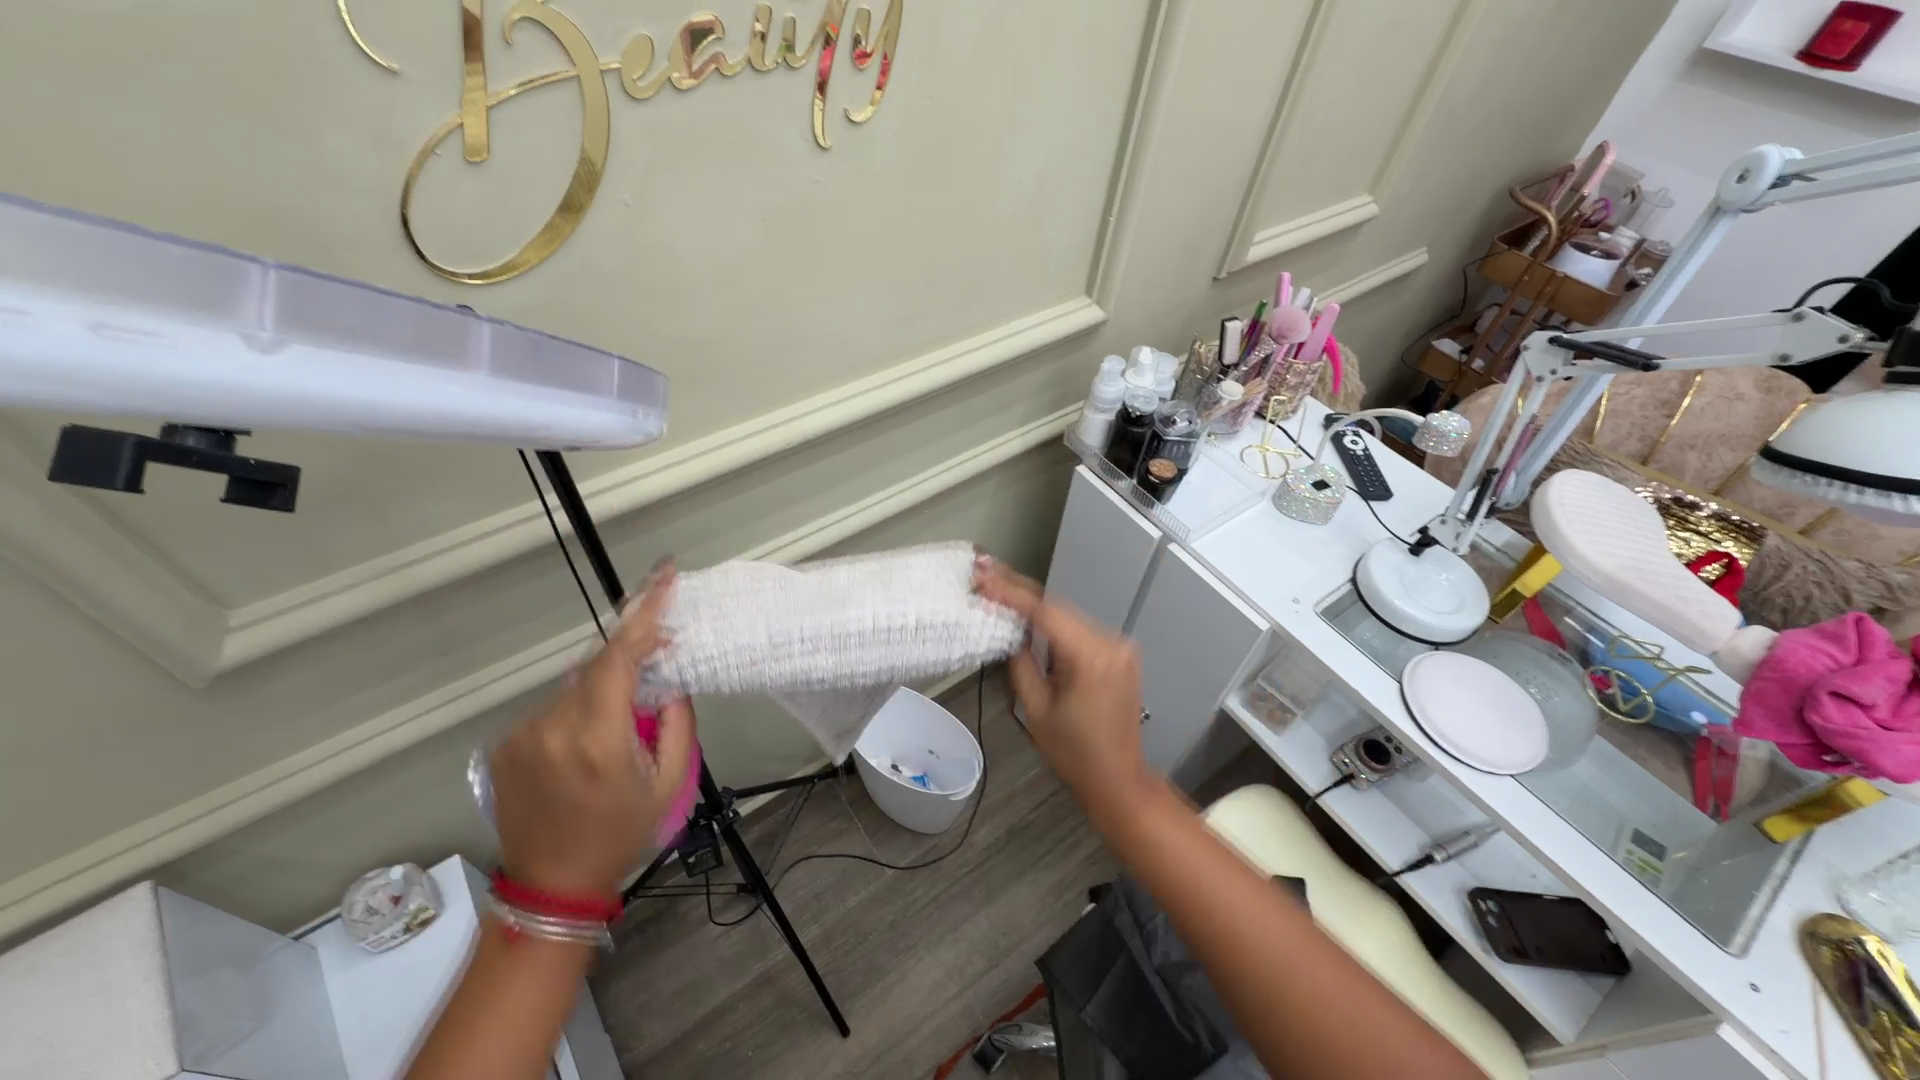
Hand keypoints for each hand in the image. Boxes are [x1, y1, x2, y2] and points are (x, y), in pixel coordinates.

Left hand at [488, 563, 694, 898]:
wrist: (552, 884)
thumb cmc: (620, 834)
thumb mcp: (668, 783)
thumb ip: (676, 723)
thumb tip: (666, 680)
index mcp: (598, 739)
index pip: (619, 658)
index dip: (643, 614)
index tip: (663, 576)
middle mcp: (553, 728)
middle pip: (596, 670)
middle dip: (627, 664)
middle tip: (652, 676)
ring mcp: (521, 735)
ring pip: (574, 691)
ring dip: (599, 698)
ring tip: (611, 742)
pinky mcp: (503, 745)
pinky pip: (552, 712)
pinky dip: (575, 717)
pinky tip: (582, 755)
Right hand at [974, 558, 1150, 811]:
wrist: (1118, 778)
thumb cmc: (1074, 753)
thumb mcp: (1036, 708)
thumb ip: (1021, 662)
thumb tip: (1010, 631)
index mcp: (1092, 656)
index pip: (1045, 612)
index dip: (1010, 593)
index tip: (982, 578)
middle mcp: (1111, 643)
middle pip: (1058, 606)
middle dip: (1019, 590)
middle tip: (984, 570)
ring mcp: (1120, 646)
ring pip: (1068, 614)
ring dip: (1034, 604)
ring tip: (997, 587)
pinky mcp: (1119, 653)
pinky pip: (1079, 629)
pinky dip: (1053, 622)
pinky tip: (1027, 614)